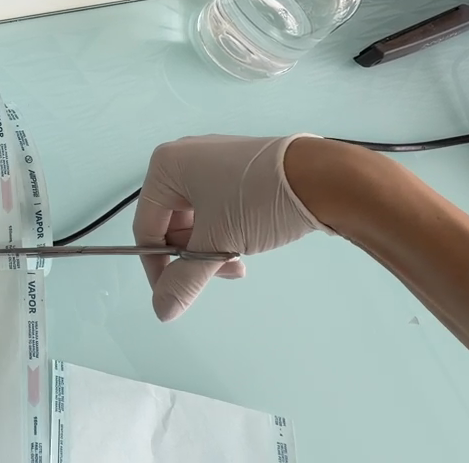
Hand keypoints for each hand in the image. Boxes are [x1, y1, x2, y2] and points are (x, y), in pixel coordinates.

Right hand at [133, 134, 331, 321]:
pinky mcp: (235, 165)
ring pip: (195, 215)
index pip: (145, 225)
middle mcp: (181, 157)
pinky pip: (215, 203)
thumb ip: (185, 280)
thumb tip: (162, 311)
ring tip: (239, 261)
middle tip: (220, 272)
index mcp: (165, 166)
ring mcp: (210, 158)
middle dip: (192, 254)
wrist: (322, 177)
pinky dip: (225, 227)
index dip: (156, 265)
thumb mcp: (218, 243)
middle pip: (170, 220)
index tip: (174, 295)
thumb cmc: (258, 200)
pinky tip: (248, 241)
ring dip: (211, 244)